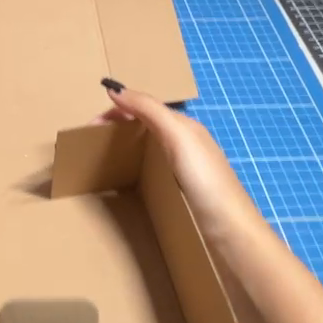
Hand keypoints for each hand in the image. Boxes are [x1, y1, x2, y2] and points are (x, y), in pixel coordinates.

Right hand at [98, 79, 254, 240]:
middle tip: (93, 144)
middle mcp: (187, 142)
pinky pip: (155, 167)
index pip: (144, 106)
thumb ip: (149, 109)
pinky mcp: (186, 191)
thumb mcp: (177, 135)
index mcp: (185, 126)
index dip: (117, 109)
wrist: (232, 233)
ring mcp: (187, 168)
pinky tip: (130, 179)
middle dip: (119, 126)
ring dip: (127, 145)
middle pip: (146, 124)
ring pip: (150, 146)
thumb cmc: (205, 180)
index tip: (91, 127)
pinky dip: (138, 165)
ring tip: (106, 159)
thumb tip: (114, 89)